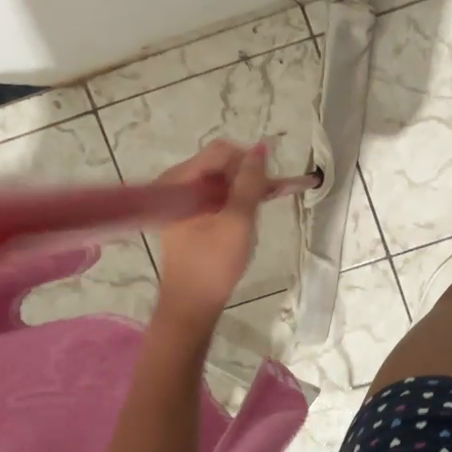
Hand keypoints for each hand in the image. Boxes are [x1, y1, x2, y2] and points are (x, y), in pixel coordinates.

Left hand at [153, 140, 269, 317]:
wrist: (192, 303)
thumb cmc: (214, 263)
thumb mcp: (238, 220)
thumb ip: (250, 182)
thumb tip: (261, 148)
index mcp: (180, 180)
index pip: (222, 151)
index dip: (250, 162)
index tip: (270, 184)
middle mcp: (176, 182)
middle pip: (220, 163)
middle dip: (249, 175)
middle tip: (276, 194)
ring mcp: (180, 198)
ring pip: (220, 179)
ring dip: (246, 187)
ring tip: (269, 202)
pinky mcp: (187, 212)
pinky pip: (215, 194)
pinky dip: (235, 199)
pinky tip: (253, 210)